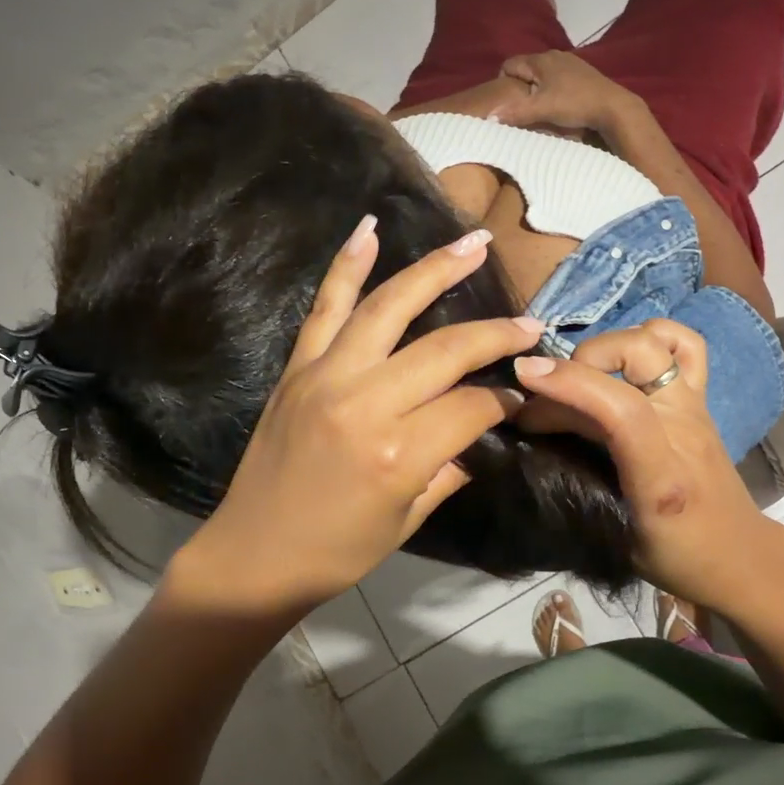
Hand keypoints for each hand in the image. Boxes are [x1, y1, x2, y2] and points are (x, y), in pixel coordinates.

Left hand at [179, 217, 542, 609]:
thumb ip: (450, 469)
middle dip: (494, 334)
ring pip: (388, 308)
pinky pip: (325, 308)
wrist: (255, 554)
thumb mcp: (408, 520)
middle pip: (444, 349)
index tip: (524, 396)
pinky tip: (370, 229)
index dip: (505, 400)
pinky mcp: (297, 369)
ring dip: (436, 269)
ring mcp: (325, 377)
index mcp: (399, 453)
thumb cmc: (338, 552)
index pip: (472, 406)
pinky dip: (347, 265)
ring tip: (476, 241)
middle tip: (529, 322)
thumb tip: (483, 428)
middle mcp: (365, 403)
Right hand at [490, 51, 638, 133]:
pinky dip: (552, 91)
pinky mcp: (581, 73)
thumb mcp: (542, 109)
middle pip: (526, 69)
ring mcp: (570, 62)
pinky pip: (557, 79)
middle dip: (520, 88)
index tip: (507, 102)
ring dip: (537, 91)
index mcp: (540, 60)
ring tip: (540, 110)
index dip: (503, 82)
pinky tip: (560, 105)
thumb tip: (490, 117)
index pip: (509, 64)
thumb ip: (516, 113)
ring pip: (542, 75)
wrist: (612, 106)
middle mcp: (554, 55)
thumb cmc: (574, 104)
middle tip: (522, 110)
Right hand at [513, 321, 783, 608]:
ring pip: (658, 341)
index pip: (622, 410)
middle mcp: (683, 429)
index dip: (572, 383)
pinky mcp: (701, 400)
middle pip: (636, 358)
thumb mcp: (618, 543)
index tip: (525, 374)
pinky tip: (622, 362)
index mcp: (662, 478)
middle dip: (576, 365)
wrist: (741, 556)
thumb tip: (534, 451)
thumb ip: (580, 495)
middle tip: (544, 403)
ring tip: (581, 378)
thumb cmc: (675, 559)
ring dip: (609, 347)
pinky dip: (651, 338)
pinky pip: (685, 346)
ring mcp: (695, 408)